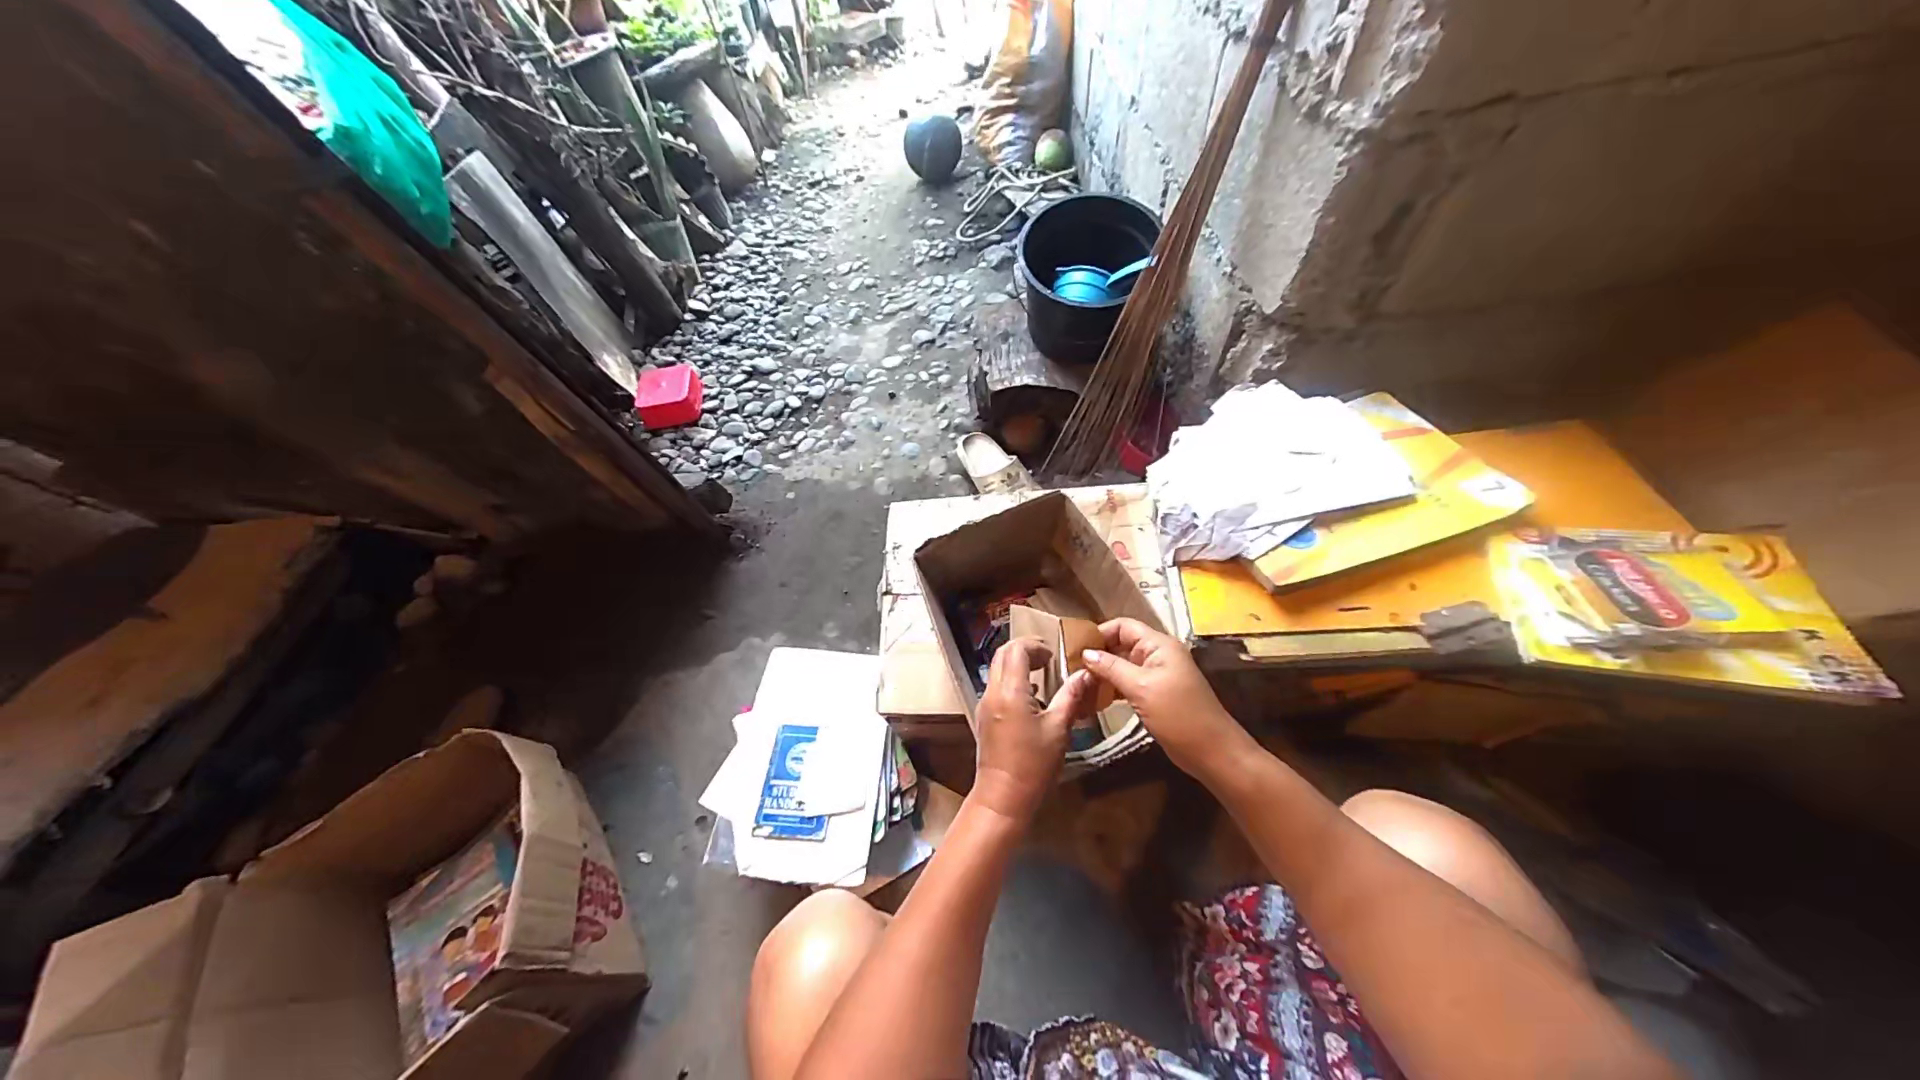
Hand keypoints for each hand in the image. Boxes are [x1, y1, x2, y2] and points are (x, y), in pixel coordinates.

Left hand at [971, 638, 1096, 822]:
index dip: (1035, 645)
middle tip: (1049, 659)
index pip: (1016, 649)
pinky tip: (1033, 699)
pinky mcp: (985, 717)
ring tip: (1044, 676)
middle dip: (1025, 650)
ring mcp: (985, 705)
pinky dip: (1013, 682)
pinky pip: (997, 687)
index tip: (1054, 655)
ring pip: (997, 670)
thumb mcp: (1059, 729)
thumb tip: (1086, 674)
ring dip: (1018, 665)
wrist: (1003, 798)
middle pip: (1003, 654)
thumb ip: (1071, 696)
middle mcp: (992, 692)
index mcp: (1009, 691)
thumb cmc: (1033, 765)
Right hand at [1080, 618, 1247, 781]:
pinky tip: (1095, 697)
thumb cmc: (1178, 714)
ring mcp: (1156, 675)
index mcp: (1158, 645)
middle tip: (1072, 669)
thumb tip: (1086, 653)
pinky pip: (1128, 683)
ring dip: (1103, 672)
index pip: (1123, 626)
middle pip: (1121, 644)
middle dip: (1098, 654)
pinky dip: (1112, 687)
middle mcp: (1157, 655)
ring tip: (1079, 683)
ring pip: (1123, 665)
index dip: (1099, 633)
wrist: (1211, 750)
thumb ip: (1111, 668)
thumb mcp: (1141, 688)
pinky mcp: (1154, 694)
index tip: (1075, 648)